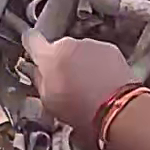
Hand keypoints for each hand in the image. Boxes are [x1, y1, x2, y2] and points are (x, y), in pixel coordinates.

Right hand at [23, 30, 139, 144]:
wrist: (118, 109)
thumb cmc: (82, 109)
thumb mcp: (49, 102)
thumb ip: (38, 81)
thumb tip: (35, 72)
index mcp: (49, 56)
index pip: (31, 39)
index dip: (30, 45)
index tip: (32, 50)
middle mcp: (68, 44)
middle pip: (58, 48)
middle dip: (60, 61)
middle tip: (64, 84)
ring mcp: (90, 45)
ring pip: (79, 51)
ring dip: (79, 63)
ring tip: (85, 87)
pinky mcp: (109, 49)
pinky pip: (97, 54)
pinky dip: (97, 65)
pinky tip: (100, 83)